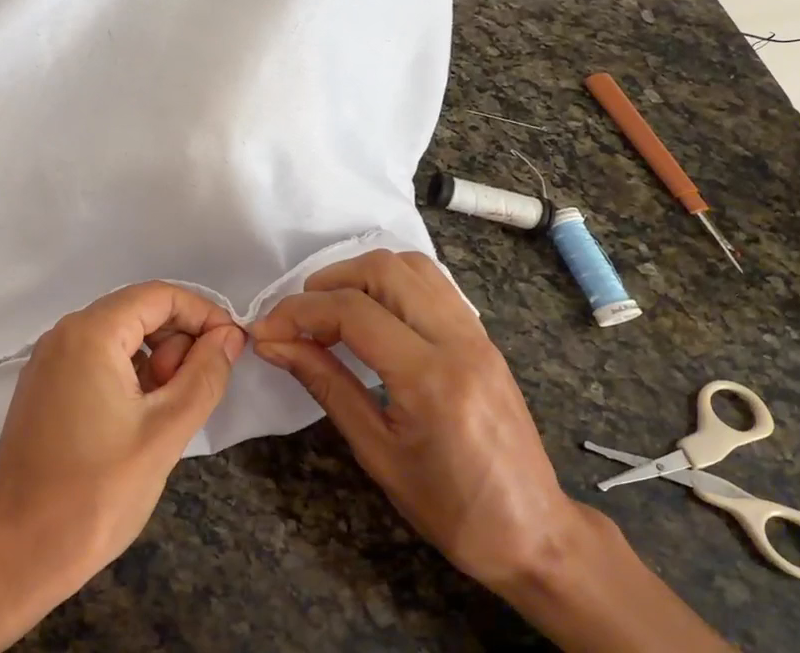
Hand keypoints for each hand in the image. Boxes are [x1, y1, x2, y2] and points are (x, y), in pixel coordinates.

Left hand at [0, 281, 246, 596]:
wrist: (21, 551)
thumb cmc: (98, 491)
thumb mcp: (165, 431)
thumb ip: (203, 375)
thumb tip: (228, 336)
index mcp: (89, 333)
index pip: (158, 295)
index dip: (203, 313)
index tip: (233, 348)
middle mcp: (63, 335)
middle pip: (136, 311)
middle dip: (177, 340)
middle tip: (196, 392)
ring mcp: (47, 362)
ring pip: (117, 338)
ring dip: (154, 361)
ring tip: (168, 414)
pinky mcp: (43, 389)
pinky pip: (95, 361)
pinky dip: (127, 376)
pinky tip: (139, 420)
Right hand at [249, 249, 582, 586]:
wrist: (533, 533)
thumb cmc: (450, 508)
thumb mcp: (376, 452)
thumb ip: (326, 386)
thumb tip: (274, 345)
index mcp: (431, 378)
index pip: (353, 312)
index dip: (299, 312)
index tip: (266, 330)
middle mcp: (459, 342)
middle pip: (384, 270)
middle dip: (329, 282)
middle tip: (298, 317)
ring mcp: (478, 335)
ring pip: (413, 267)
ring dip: (362, 275)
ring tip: (331, 311)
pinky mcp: (484, 338)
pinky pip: (434, 285)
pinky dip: (392, 285)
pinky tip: (371, 316)